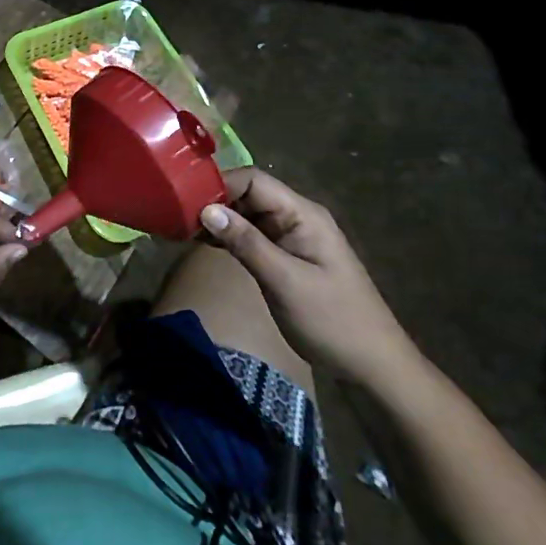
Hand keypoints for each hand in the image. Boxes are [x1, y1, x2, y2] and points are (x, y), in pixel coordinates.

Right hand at [199, 168, 411, 375]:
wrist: (370, 363)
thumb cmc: (332, 320)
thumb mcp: (285, 281)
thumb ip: (246, 243)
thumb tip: (206, 210)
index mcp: (302, 214)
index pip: (254, 181)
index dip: (219, 185)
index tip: (184, 200)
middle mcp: (296, 217)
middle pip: (248, 194)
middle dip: (213, 201)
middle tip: (175, 215)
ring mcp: (291, 237)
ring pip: (246, 215)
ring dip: (217, 220)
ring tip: (180, 229)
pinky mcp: (285, 256)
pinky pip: (251, 236)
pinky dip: (227, 238)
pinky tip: (201, 243)